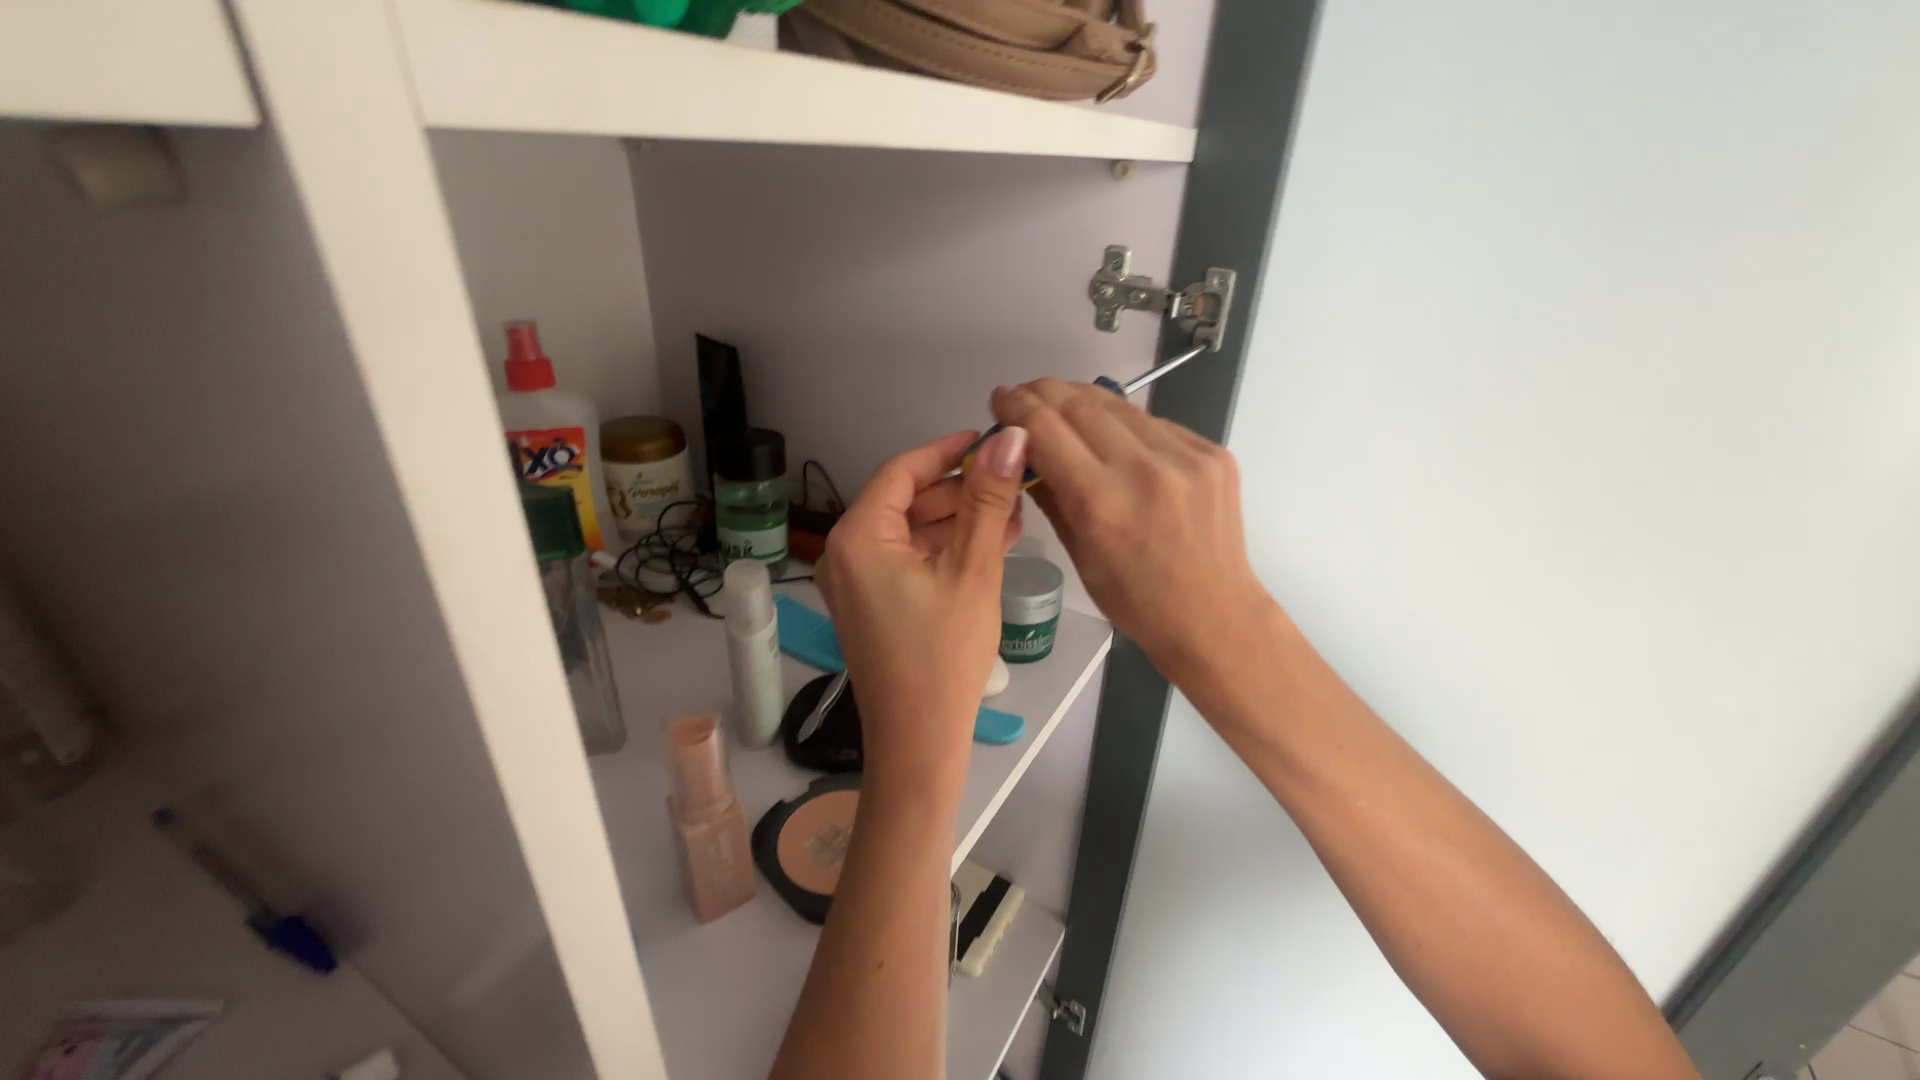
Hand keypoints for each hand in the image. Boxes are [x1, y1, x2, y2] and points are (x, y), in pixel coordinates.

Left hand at [817, 428, 1027, 792]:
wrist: (919, 741)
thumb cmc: (944, 655)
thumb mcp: (972, 570)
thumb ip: (987, 500)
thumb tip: (1010, 438)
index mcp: (858, 538)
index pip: (901, 471)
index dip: (947, 450)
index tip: (991, 439)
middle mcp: (846, 554)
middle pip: (906, 501)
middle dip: (960, 490)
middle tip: (1010, 480)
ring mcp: (857, 583)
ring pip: (911, 533)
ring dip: (959, 521)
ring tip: (1012, 513)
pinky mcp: (873, 606)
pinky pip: (909, 562)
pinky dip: (945, 551)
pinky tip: (992, 544)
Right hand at [990, 379, 1274, 683]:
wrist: (1213, 614)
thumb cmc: (1136, 600)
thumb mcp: (1077, 553)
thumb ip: (1048, 494)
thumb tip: (1019, 452)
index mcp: (1101, 503)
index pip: (1045, 428)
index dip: (1016, 406)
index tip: (1001, 399)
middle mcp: (1144, 470)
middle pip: (1080, 404)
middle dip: (1043, 392)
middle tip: (1023, 393)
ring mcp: (1185, 457)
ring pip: (1119, 406)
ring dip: (1082, 400)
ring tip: (1061, 404)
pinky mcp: (1212, 453)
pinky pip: (1154, 424)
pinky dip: (1124, 424)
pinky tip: (1112, 437)